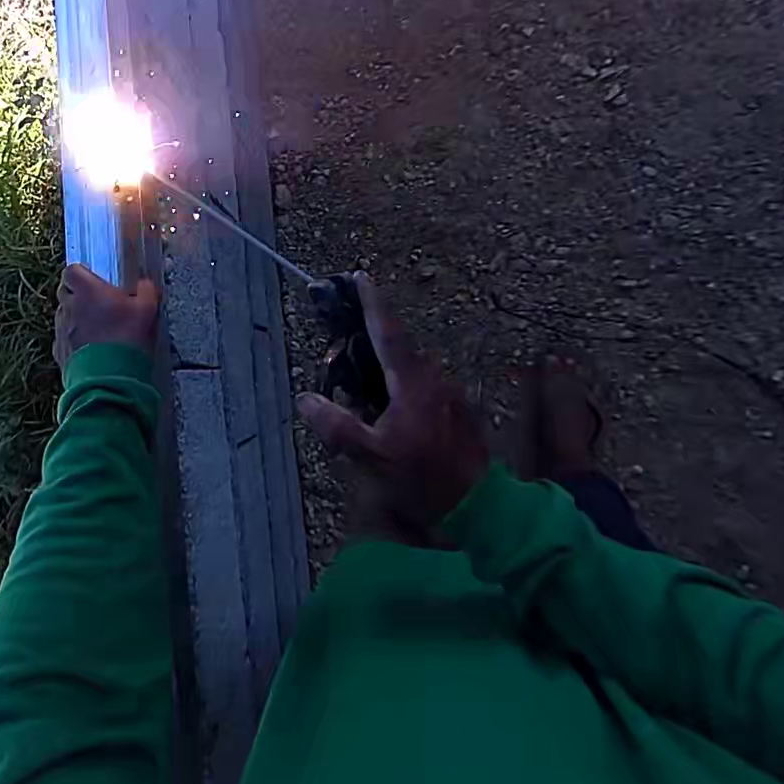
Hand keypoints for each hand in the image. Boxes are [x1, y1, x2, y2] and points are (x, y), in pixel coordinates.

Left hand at [54, 264, 160, 372]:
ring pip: (65, 316)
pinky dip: (75, 341)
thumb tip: (146, 284)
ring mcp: (62, 330)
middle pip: (65, 292)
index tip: (93, 279)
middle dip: (78, 295)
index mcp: (87, 290)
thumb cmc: (127, 338)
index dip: (81, 273)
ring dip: (77, 319)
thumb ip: (146, 291)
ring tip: (98, 330)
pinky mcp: (60, 351)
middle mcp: (69, 307)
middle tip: (98, 304)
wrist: (110, 377)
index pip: (72, 270)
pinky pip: (65, 340)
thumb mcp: (147, 310)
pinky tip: (92, 349)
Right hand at [295, 272, 489, 543]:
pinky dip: (397, 391)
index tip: (359, 276)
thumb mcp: (371, 456)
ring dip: (382, 374)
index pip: (388, 332)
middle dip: (367, 346)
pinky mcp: (455, 409)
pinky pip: (419, 388)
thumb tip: (305, 399)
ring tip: (359, 398)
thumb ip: (336, 426)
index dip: (372, 302)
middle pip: (395, 350)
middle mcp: (433, 379)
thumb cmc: (423, 479)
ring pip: (407, 372)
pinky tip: (385, 418)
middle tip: (341, 355)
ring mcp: (447, 393)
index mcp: (412, 383)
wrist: (478, 506)